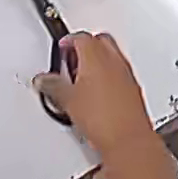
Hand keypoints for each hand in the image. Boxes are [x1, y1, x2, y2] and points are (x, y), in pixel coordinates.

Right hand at [33, 31, 158, 156]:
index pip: (81, 38)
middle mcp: (114, 61)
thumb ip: (52, 85)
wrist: (127, 140)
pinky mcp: (133, 89)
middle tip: (72, 58)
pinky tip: (97, 93)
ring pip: (112, 56)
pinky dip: (108, 75)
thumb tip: (44, 81)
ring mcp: (126, 75)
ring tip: (82, 76)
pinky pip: (120, 73)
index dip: (68, 40)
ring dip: (98, 60)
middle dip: (85, 46)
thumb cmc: (103, 118)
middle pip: (100, 40)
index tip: (62, 47)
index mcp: (96, 57)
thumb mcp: (67, 100)